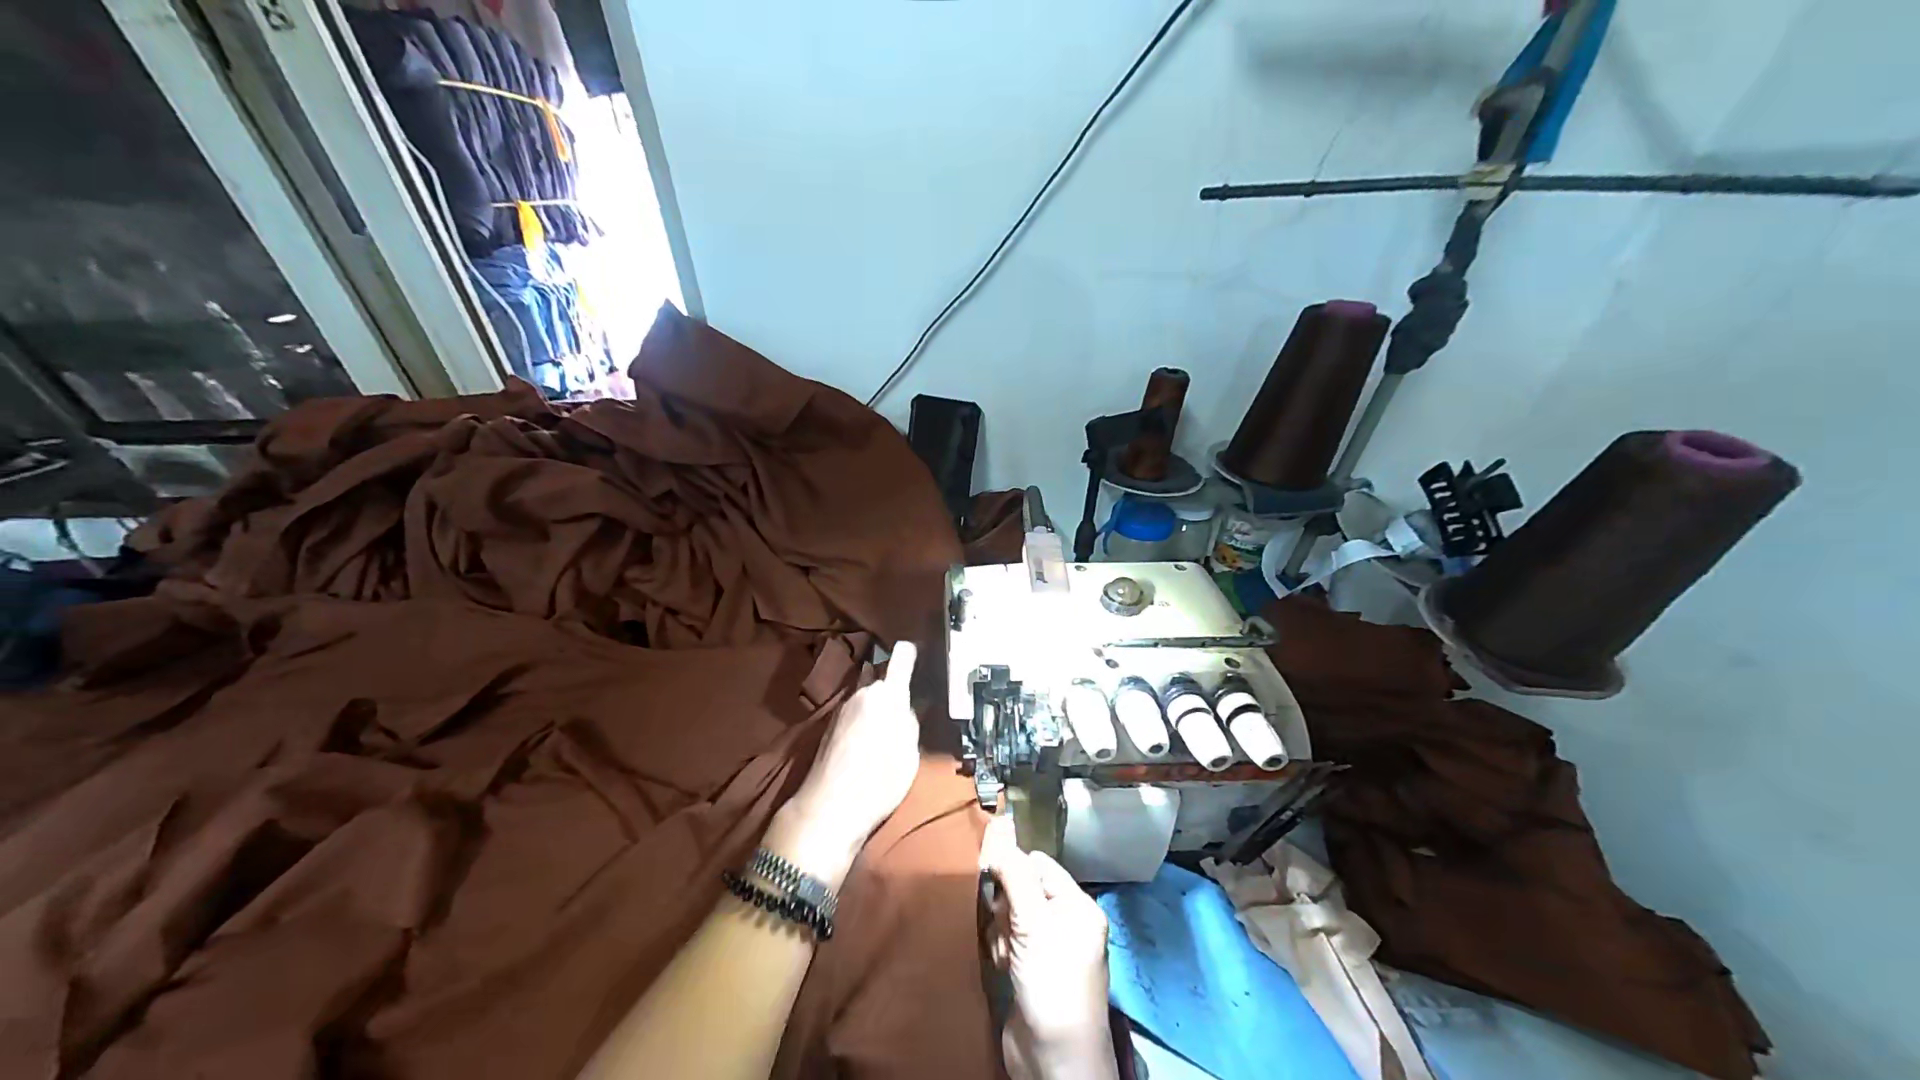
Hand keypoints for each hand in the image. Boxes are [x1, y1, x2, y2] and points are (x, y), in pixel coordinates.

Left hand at [764, 642, 920, 890]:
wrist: (828, 808)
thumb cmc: (878, 780)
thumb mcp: (910, 754)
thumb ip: (910, 723)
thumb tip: (908, 708)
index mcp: (885, 695)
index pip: (901, 659)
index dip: (910, 654)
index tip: (916, 651)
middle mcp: (860, 694)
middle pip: (881, 680)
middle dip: (893, 688)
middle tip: (907, 707)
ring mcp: (841, 710)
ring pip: (866, 698)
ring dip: (877, 706)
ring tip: (888, 730)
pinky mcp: (830, 727)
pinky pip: (855, 713)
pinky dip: (864, 720)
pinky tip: (869, 743)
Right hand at [981, 817, 1117, 1079]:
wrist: (1054, 1060)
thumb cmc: (1052, 982)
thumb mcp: (1034, 922)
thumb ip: (1015, 875)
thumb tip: (1001, 829)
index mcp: (1078, 906)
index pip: (1039, 866)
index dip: (1014, 867)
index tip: (989, 873)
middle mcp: (1065, 924)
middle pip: (1021, 890)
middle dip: (1005, 906)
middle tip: (1005, 928)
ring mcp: (1047, 950)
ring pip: (1009, 917)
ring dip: (1000, 932)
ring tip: (1006, 955)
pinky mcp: (1029, 971)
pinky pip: (1007, 943)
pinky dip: (1000, 951)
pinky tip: (1002, 967)